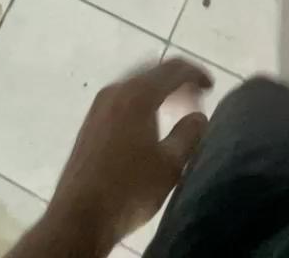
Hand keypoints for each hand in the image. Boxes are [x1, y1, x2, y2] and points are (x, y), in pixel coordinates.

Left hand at [45, 58, 213, 248]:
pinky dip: (142, 101)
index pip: (174, 69)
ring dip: (159, 92)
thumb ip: (189, 134)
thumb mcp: (170, 165)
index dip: (196, 74)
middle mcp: (117, 90)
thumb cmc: (129, 189)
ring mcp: (100, 105)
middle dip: (178, 82)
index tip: (211, 88)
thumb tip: (199, 117)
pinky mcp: (90, 122)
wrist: (77, 220)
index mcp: (138, 94)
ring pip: (137, 85)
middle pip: (154, 72)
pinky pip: (124, 98)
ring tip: (176, 112)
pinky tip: (149, 124)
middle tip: (196, 100)